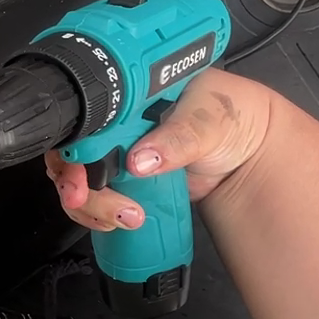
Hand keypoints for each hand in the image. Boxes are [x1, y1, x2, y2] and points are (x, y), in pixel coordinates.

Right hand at [43, 68, 275, 232]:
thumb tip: (139, 160)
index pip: (82, 119)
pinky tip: (116, 222)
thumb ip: (178, 137)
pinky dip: (96, 215)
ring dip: (88, 205)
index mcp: (125, 97)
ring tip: (121, 218)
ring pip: (75, 180)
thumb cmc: (232, 117)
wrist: (252, 152)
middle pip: (67, 152)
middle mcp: (110, 125)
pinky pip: (93, 199)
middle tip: (84, 199)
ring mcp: (113, 155)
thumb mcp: (210, 119)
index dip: (73, 147)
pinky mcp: (122, 182)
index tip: (78, 175)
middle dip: (70, 181)